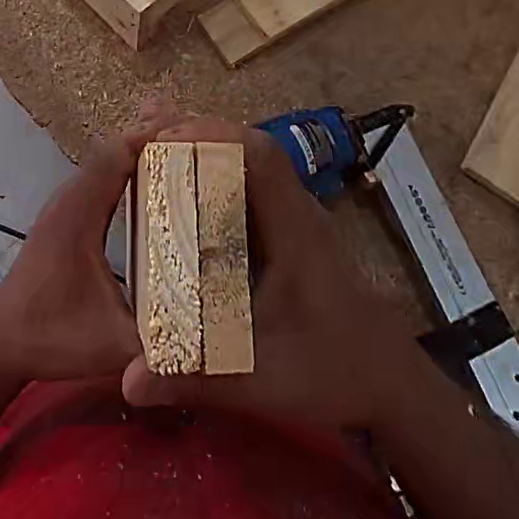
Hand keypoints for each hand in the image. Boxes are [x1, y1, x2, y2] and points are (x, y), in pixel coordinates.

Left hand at [0, 99, 182, 383]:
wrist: (1, 339)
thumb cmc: (51, 335)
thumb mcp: (112, 344)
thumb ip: (159, 339)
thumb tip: (211, 327)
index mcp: (80, 214)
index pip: (117, 155)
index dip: (155, 138)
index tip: (198, 135)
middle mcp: (73, 197)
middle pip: (117, 148)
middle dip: (158, 138)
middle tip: (205, 137)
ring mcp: (69, 202)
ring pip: (110, 158)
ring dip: (146, 150)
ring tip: (190, 149)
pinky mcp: (71, 212)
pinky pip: (105, 174)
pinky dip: (133, 166)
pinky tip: (160, 176)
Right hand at [121, 119, 425, 430]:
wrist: (392, 382)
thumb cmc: (334, 373)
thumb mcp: (263, 382)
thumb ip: (197, 378)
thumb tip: (126, 381)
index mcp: (296, 232)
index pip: (262, 158)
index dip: (214, 136)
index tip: (164, 137)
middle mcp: (299, 213)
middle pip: (253, 149)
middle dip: (199, 137)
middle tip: (146, 141)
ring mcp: (299, 219)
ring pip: (254, 164)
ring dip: (208, 152)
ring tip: (157, 153)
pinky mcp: (293, 231)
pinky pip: (254, 186)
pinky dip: (218, 176)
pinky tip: (186, 190)